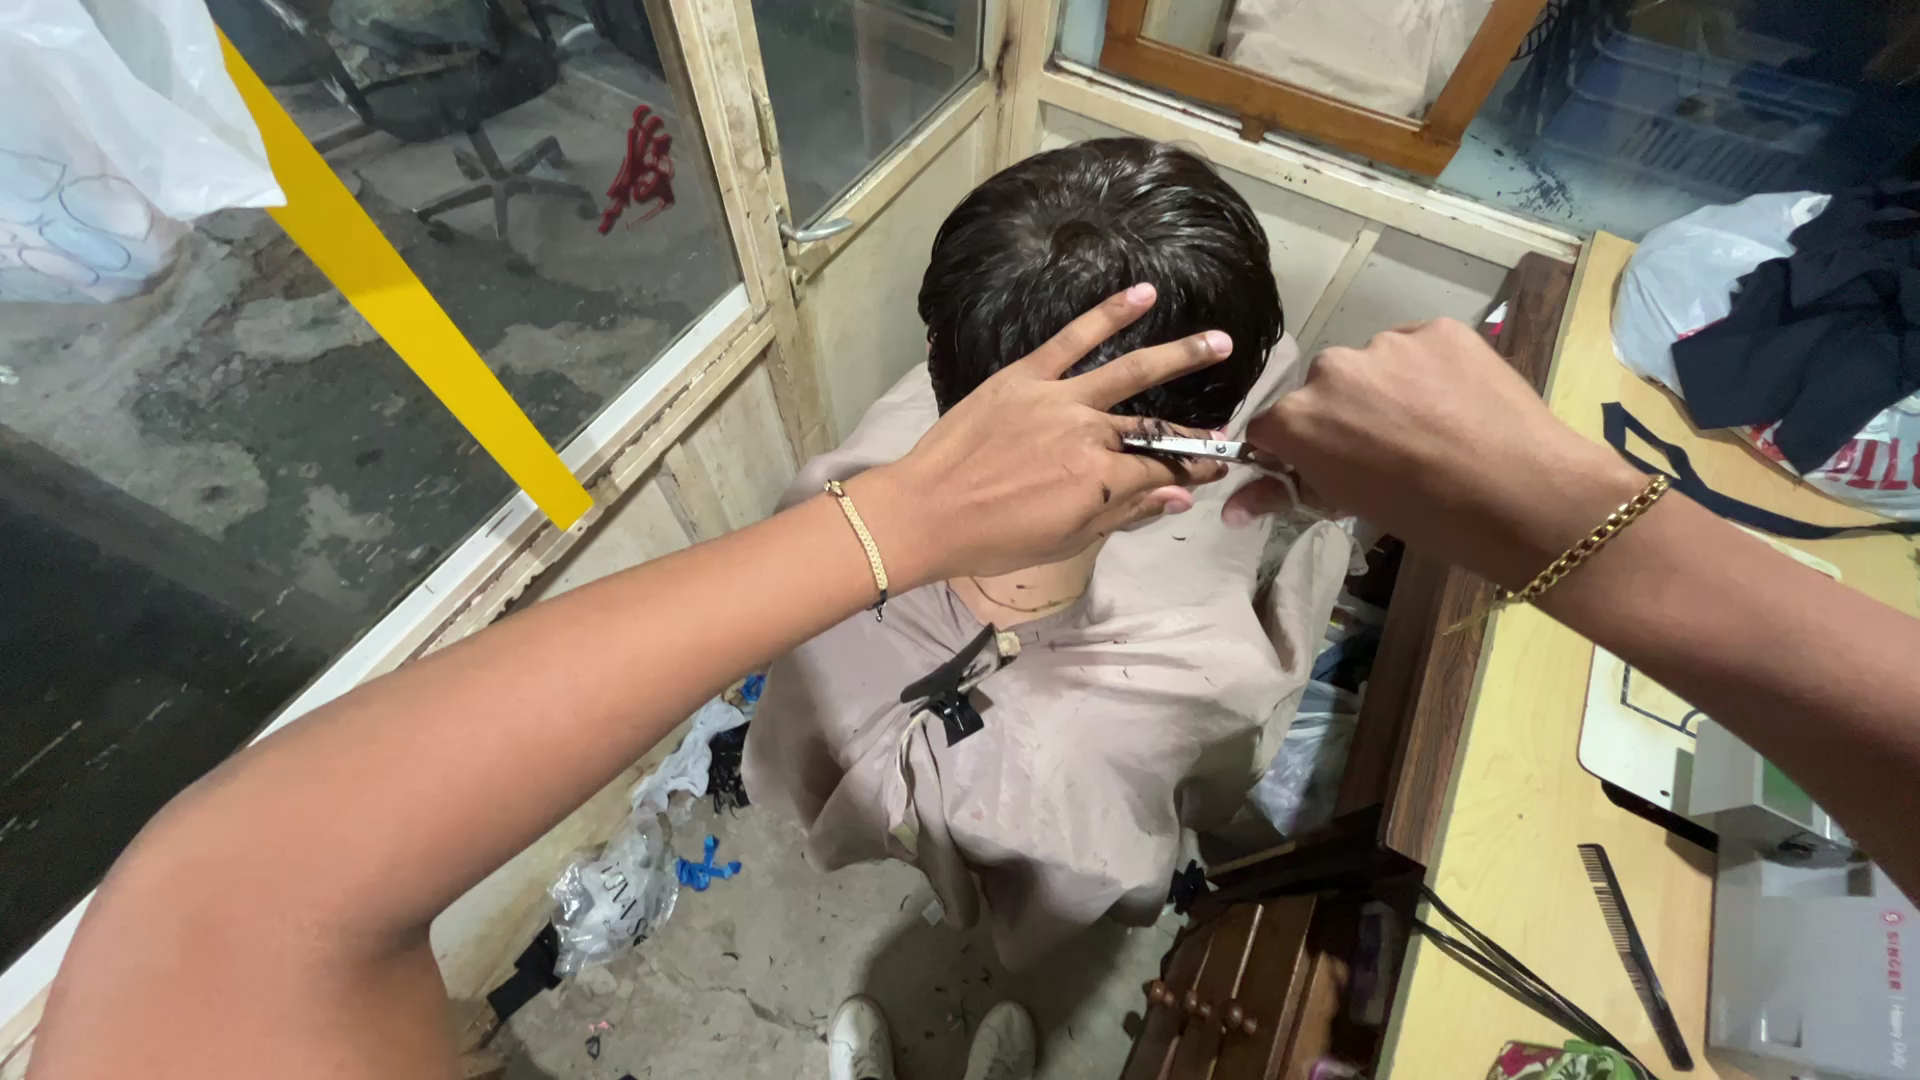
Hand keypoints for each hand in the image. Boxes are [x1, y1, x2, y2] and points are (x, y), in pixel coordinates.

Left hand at [855, 284, 1233, 582]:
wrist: (926, 511)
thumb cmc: (993, 540)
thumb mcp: (1064, 542)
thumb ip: (1123, 515)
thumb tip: (1178, 498)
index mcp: (1100, 480)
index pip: (1159, 471)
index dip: (1189, 472)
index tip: (1213, 469)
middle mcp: (1089, 433)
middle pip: (1150, 429)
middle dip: (1191, 434)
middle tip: (1222, 428)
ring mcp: (1058, 399)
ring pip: (1129, 372)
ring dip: (1178, 356)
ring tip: (1219, 342)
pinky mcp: (1025, 376)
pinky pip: (1072, 339)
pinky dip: (1108, 314)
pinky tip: (1143, 294)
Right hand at [1226, 318, 1643, 587]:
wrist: (1519, 492)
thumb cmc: (1419, 511)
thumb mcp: (1342, 504)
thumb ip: (1278, 496)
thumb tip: (1228, 512)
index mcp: (1294, 417)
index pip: (1269, 428)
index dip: (1291, 448)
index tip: (1318, 465)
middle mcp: (1327, 371)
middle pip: (1319, 393)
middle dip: (1338, 415)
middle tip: (1381, 449)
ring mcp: (1384, 344)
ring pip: (1368, 367)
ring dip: (1382, 389)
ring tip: (1427, 424)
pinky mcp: (1436, 329)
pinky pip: (1414, 347)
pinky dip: (1424, 370)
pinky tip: (1453, 401)